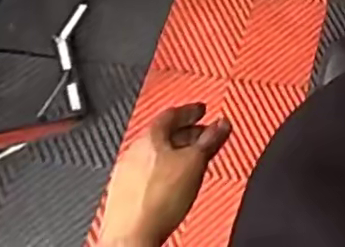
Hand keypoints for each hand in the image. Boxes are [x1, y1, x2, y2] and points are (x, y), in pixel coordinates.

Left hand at [96, 103, 231, 246]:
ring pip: (154, 157)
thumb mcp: (196, 162)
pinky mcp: (122, 200)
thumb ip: (210, 140)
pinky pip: (146, 177)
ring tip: (192, 163)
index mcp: (149, 137)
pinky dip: (162, 175)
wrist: (131, 242)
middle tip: (203, 136)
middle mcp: (132, 153)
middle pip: (163, 136)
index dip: (190, 111)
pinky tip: (172, 186)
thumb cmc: (157, 203)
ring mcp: (124, 177)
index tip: (201, 110)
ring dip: (174, 156)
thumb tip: (222, 125)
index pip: (172, 114)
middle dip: (186, 135)